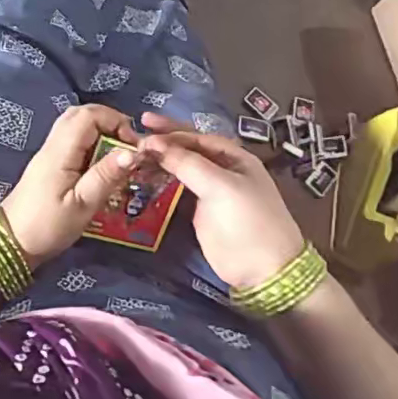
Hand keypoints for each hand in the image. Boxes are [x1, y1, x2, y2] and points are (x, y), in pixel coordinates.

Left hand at [1, 104, 143, 265]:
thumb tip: (132, 152)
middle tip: (127, 147)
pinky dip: (91, 144)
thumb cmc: (48, 226)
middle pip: (81, 114)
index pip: (88, 115)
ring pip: (76, 126)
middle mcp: (53, 145)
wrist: (12, 242)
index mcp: (60, 151)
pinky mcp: (49, 164)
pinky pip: (72, 141)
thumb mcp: (82, 205)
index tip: (133, 145)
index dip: (116, 121)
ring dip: (101, 133)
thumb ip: (106, 176)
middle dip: (110, 123)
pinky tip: (101, 166)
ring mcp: (49, 153)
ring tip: (117, 156)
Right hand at [138, 113, 305, 289]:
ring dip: (160, 161)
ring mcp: (211, 191)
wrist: (262, 268)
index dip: (171, 132)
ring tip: (135, 156)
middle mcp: (223, 170)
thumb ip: (188, 164)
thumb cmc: (247, 221)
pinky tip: (146, 177)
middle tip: (135, 135)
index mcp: (234, 158)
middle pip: (189, 149)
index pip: (198, 137)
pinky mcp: (201, 211)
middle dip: (164, 141)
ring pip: (182, 168)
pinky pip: (179, 188)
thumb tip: (154, 144)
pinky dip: (163, 180)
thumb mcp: (221, 186)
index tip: (143, 130)